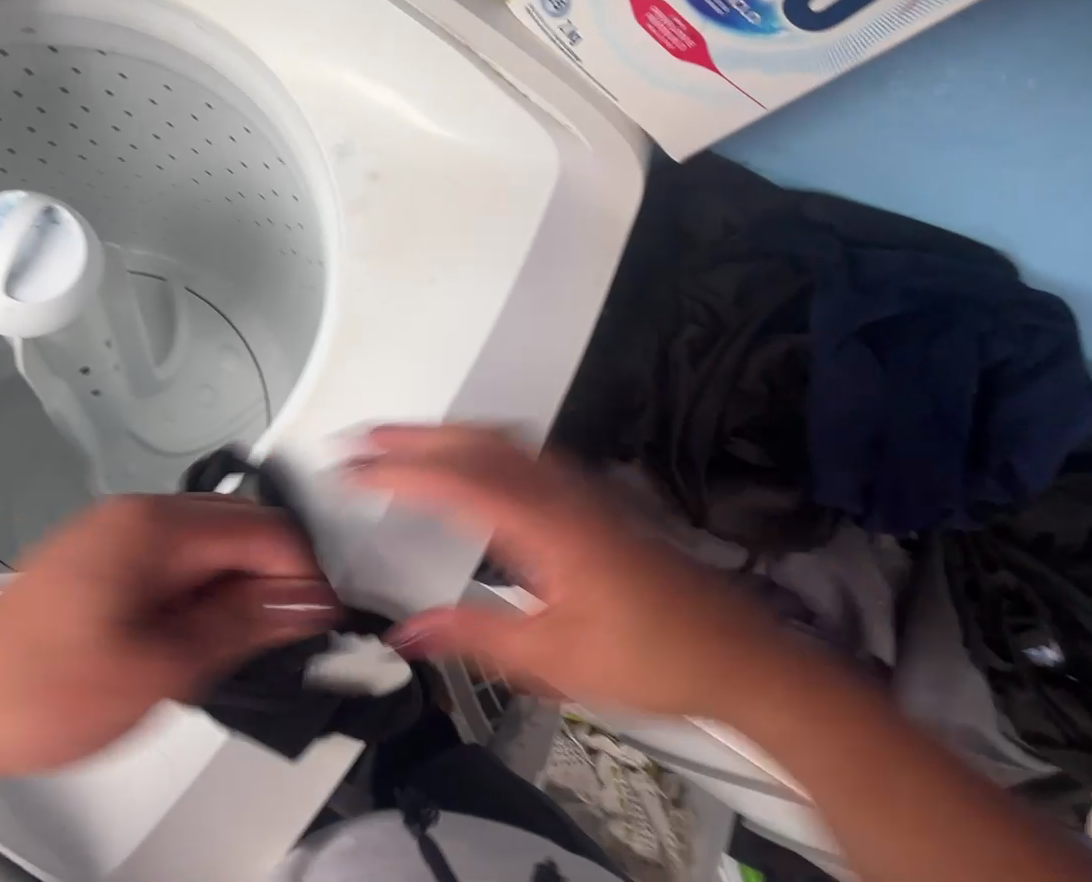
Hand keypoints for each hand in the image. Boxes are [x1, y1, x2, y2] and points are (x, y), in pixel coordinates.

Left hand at [0, 495, 338, 781]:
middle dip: (272, 584)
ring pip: (209, 552)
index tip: (323, 621)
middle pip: (239, 531)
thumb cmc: (30, 690)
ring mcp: (116, 539)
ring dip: (235, 596)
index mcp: (151, 527)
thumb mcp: (158, 668)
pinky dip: (199, 601)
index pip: (263, 529)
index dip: (303, 576)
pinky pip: (176, 567)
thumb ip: (241, 626)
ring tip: (231, 655)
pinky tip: (193, 646)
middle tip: (286, 644)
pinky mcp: (104, 564)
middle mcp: (134, 518)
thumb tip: (302, 602)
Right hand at [349, 425, 800, 717]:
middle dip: (413, 436)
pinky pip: (524, 449)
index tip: (351, 468)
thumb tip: (406, 631)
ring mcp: (581, 489)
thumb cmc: (653, 658)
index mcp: (548, 527)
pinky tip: (470, 461)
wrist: (740, 656)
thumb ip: (472, 637)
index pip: (457, 482)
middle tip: (361, 441)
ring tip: (401, 442)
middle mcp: (562, 493)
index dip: (398, 470)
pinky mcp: (593, 498)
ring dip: (446, 433)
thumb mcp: (553, 659)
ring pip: (502, 438)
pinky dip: (480, 442)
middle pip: (477, 442)